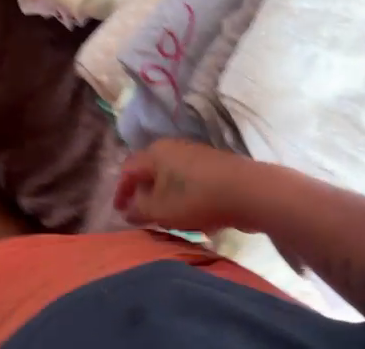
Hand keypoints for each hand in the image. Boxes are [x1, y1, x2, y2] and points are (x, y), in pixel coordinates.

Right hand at [114, 139, 260, 231]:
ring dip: (163, 196)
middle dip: (142, 192)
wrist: (246, 190)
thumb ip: (139, 210)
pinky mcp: (212, 166)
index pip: (129, 168)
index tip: (119, 211)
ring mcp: (194, 154)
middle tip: (140, 215)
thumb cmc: (196, 198)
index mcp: (155, 153)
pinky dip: (181, 196)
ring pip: (170, 176)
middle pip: (150, 169)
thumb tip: (127, 208)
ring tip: (164, 218)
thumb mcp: (161, 210)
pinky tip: (189, 214)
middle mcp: (173, 147)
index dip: (121, 190)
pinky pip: (188, 181)